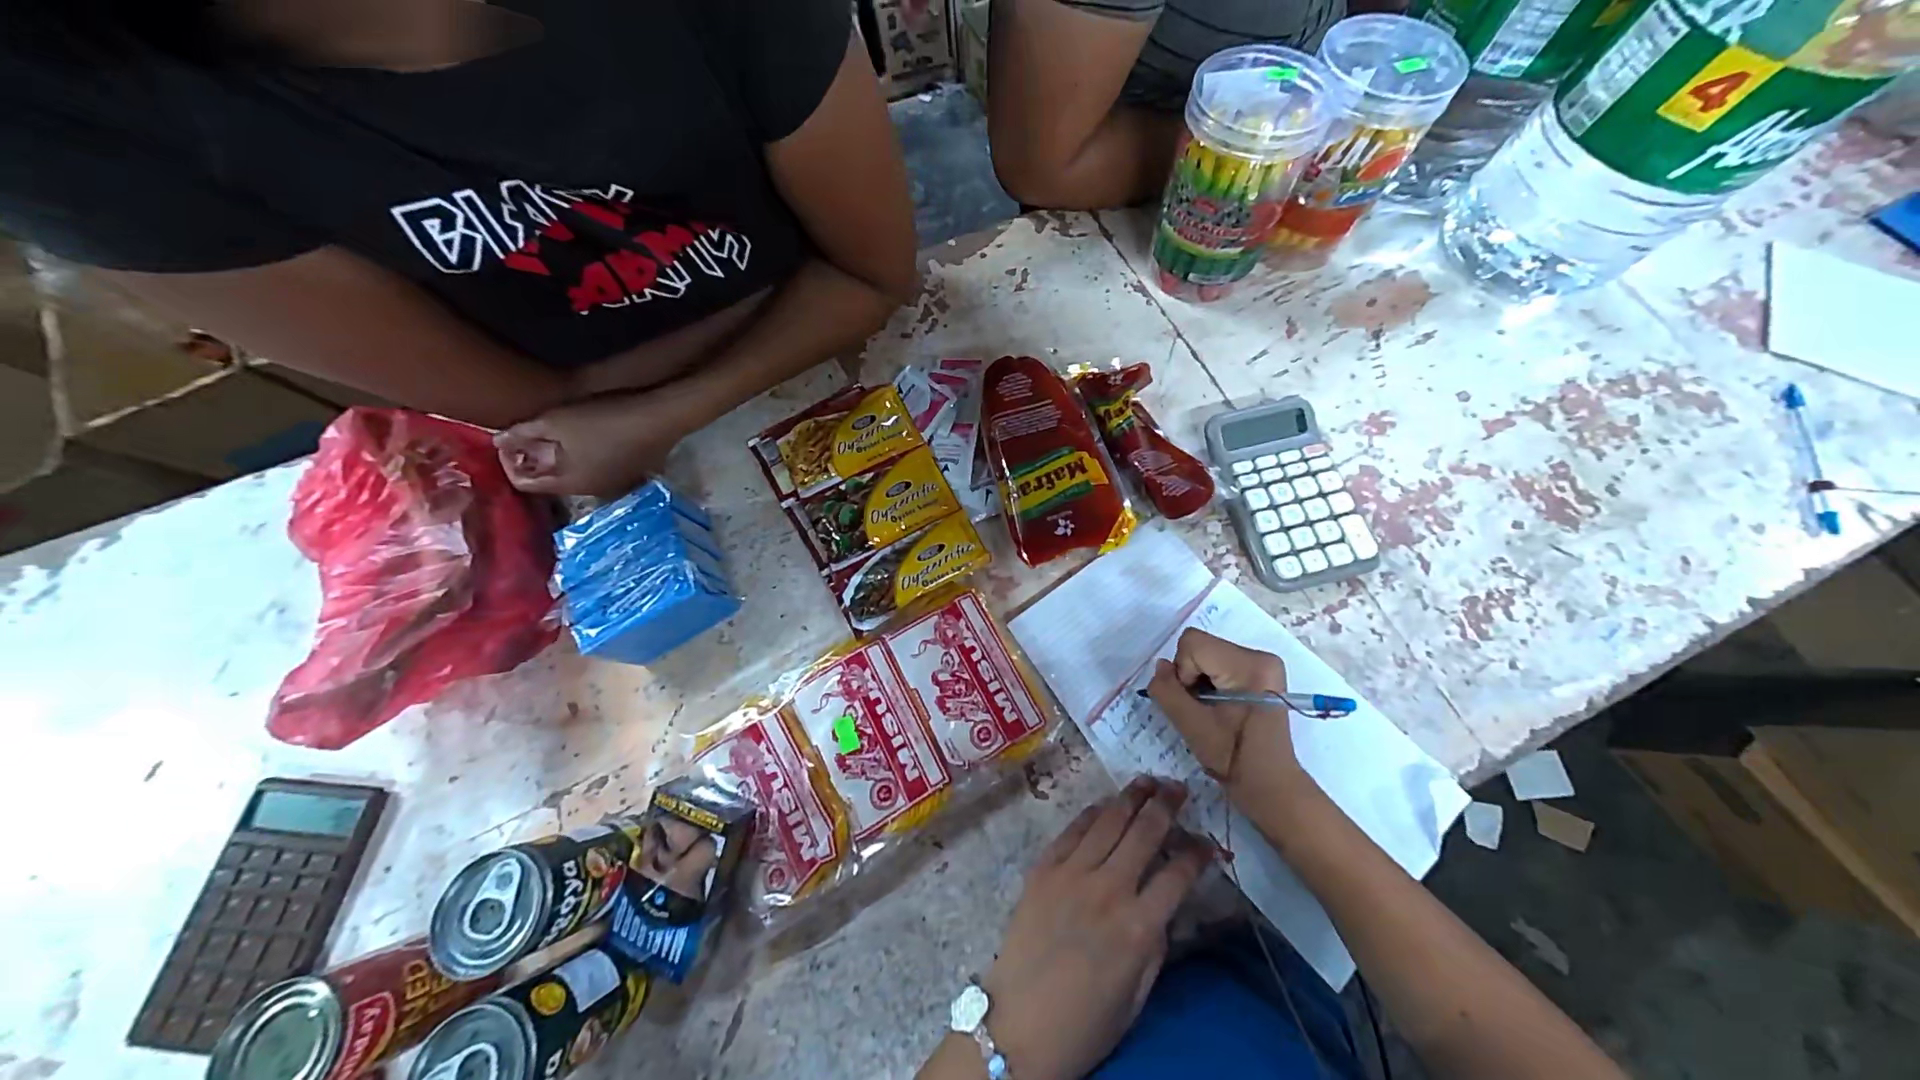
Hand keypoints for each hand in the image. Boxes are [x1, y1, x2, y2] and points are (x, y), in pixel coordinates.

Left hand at [494, 388, 694, 496]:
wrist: (658, 417)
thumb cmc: (603, 421)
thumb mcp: (554, 421)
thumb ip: (522, 433)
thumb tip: (498, 441)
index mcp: (568, 484)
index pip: (524, 484)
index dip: (508, 461)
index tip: (508, 439)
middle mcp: (592, 492)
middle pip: (553, 480)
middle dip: (537, 459)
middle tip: (531, 434)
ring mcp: (616, 484)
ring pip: (577, 475)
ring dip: (563, 458)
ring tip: (560, 434)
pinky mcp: (634, 474)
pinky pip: (599, 469)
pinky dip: (586, 457)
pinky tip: (592, 437)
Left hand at [976, 777, 1210, 1079]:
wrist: (1018, 1025)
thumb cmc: (1086, 1022)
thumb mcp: (1138, 993)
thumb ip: (1156, 943)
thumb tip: (1165, 905)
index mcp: (1138, 927)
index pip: (1179, 873)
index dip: (1199, 852)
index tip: (1209, 840)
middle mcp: (1108, 889)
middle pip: (1144, 832)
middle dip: (1166, 805)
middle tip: (1179, 786)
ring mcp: (1071, 874)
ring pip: (1107, 821)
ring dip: (1130, 797)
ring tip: (1146, 780)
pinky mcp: (1042, 869)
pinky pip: (1071, 831)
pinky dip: (1091, 813)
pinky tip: (1104, 804)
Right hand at [1146, 628, 1307, 803]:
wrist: (1269, 782)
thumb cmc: (1234, 757)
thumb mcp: (1191, 726)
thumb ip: (1167, 691)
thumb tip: (1161, 666)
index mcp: (1250, 666)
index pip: (1192, 644)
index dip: (1183, 672)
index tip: (1196, 703)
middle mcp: (1261, 656)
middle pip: (1201, 646)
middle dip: (1190, 675)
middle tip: (1202, 708)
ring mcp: (1264, 663)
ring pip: (1208, 653)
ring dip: (1199, 678)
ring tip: (1212, 710)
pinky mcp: (1262, 672)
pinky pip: (1220, 661)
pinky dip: (1210, 680)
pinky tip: (1221, 706)